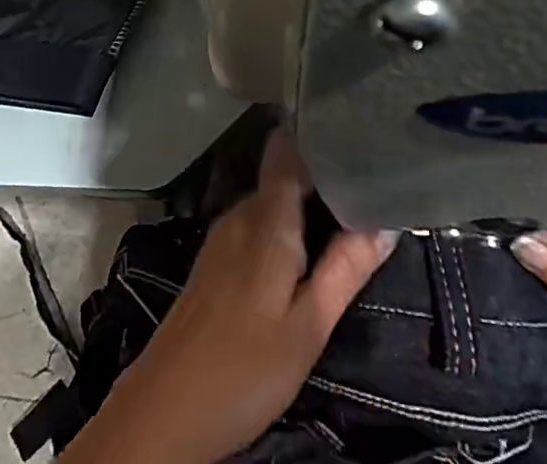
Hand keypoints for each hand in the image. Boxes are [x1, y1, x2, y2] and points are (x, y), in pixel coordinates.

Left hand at [61, 130, 397, 463]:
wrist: (159, 417)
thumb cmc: (242, 370)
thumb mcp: (308, 326)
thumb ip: (346, 268)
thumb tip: (388, 222)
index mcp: (266, 220)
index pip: (287, 150)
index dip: (318, 132)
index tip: (356, 128)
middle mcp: (241, 215)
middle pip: (284, 173)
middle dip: (324, 171)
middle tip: (371, 174)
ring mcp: (222, 238)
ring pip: (272, 199)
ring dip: (307, 199)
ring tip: (351, 205)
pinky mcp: (214, 261)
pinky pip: (259, 222)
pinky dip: (287, 223)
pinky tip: (309, 244)